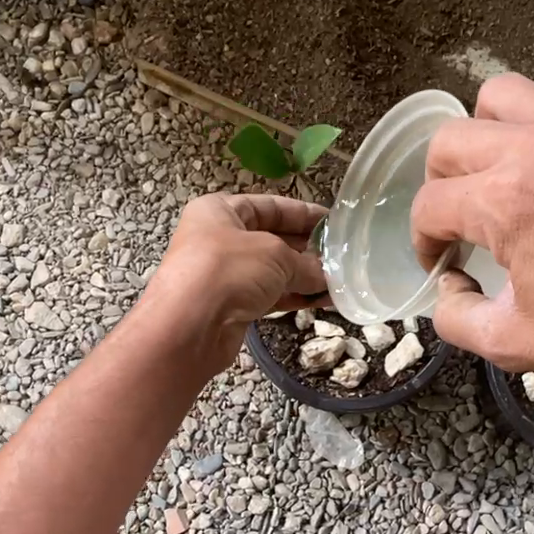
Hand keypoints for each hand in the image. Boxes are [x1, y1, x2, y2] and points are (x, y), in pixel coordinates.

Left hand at [139, 193, 327, 366]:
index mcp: (221, 211)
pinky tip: (324, 301)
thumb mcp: (274, 255)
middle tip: (342, 256)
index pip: (269, 206)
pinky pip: (271, 297)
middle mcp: (220, 240)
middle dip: (308, 249)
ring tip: (341, 281)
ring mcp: (226, 276)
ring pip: (274, 272)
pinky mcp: (233, 307)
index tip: (334, 222)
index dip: (303, 213)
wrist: (190, 327)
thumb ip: (305, 263)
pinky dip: (295, 298)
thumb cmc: (227, 271)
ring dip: (306, 277)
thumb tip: (326, 275)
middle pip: (273, 239)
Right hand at [410, 75, 533, 405]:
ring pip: (500, 98)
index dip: (423, 241)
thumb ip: (453, 317)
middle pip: (450, 140)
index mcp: (507, 201)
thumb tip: (447, 288)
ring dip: (481, 138)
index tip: (441, 266)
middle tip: (457, 224)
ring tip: (495, 182)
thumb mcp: (507, 342)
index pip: (430, 204)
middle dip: (438, 186)